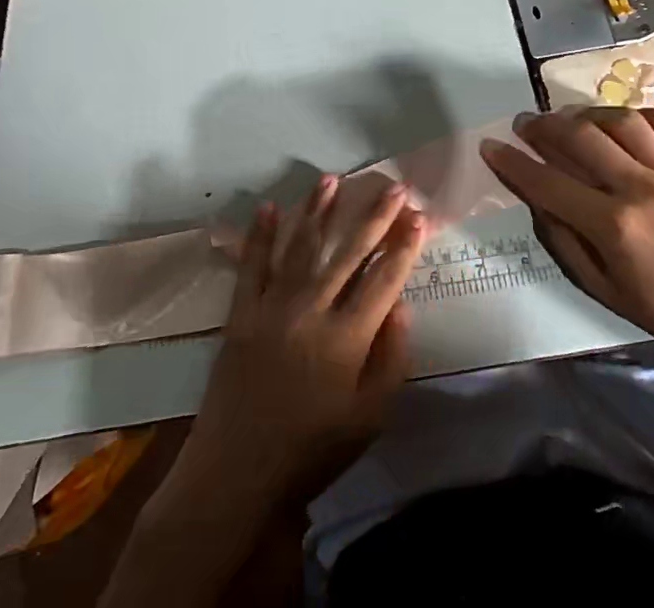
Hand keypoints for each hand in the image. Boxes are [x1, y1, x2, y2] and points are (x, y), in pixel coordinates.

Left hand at [191, 175, 426, 506]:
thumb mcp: (371, 416)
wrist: (234, 474)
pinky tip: (269, 208)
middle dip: (375, 217)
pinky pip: (252, 267)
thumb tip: (401, 306)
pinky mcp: (240, 317)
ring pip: (301, 248)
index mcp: (347, 338)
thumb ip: (392, 357)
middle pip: (349, 253)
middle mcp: (311, 312)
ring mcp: (271, 310)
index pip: (385, 278)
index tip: (420, 216)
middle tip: (394, 187)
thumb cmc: (312, 449)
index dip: (405, 245)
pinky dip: (260, 236)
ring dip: (319, 211)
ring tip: (334, 179)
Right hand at [480, 107, 653, 382]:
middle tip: (525, 124)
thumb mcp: (605, 290)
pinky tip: (624, 122)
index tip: (492, 146)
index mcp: (612, 226)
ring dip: (587, 114)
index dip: (513, 163)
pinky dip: (641, 115)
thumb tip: (538, 202)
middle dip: (544, 126)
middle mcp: (639, 189)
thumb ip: (566, 243)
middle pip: (581, 139)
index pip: (548, 183)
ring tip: (569, 119)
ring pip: (621, 121)